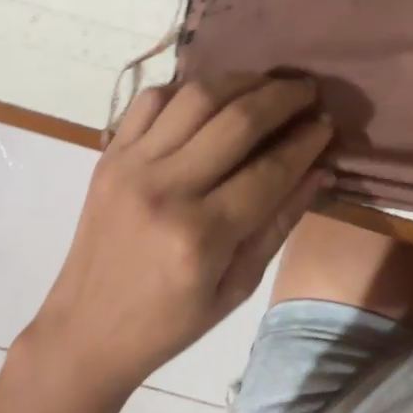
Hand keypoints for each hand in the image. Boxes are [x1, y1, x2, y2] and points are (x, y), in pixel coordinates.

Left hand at [26, 75, 332, 388]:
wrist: (85, 330)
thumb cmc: (171, 322)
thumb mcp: (238, 287)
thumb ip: (280, 221)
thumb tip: (321, 169)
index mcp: (201, 237)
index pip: (270, 169)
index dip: (306, 141)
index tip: (327, 124)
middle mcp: (166, 190)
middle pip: (237, 120)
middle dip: (282, 97)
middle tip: (308, 91)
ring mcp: (131, 166)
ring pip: (196, 97)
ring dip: (241, 82)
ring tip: (267, 85)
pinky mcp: (109, 154)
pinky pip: (152, 99)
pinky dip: (188, 89)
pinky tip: (212, 97)